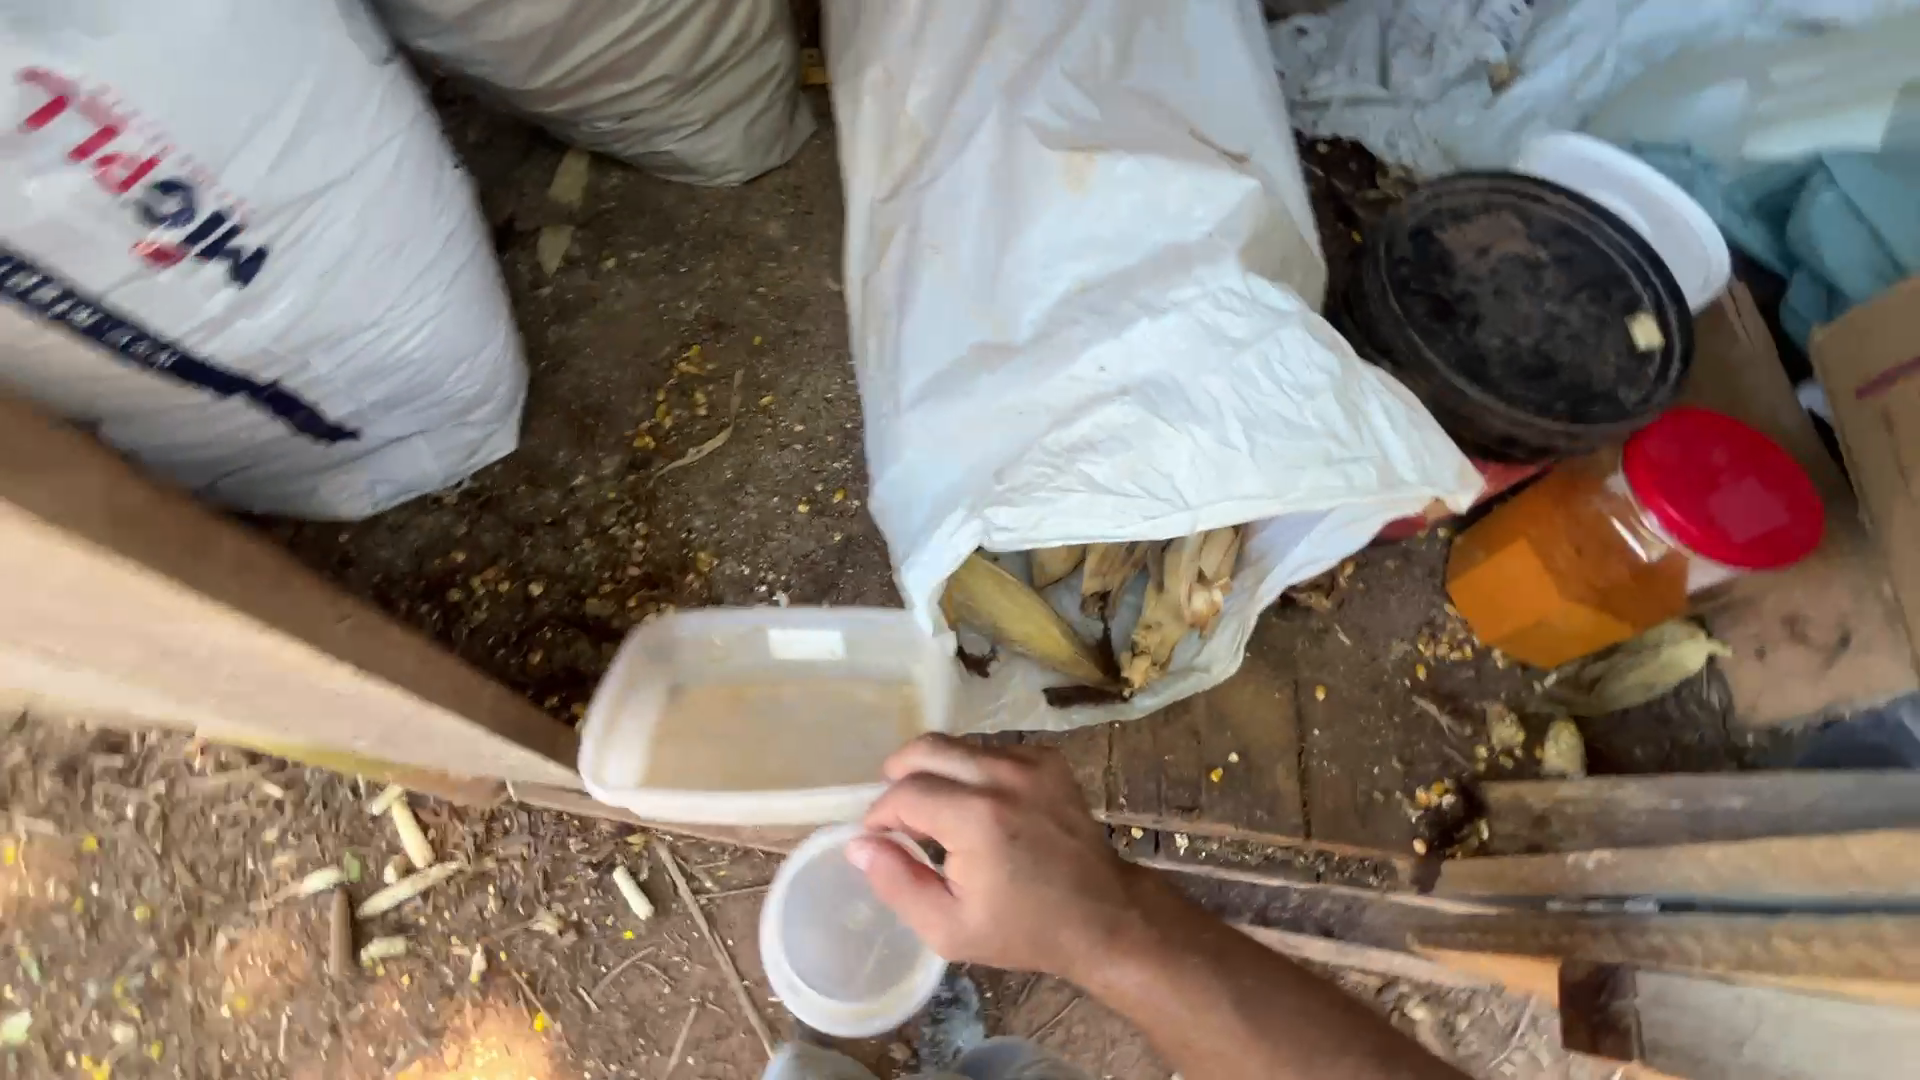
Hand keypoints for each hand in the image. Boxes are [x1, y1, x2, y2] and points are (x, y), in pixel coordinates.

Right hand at [846, 734, 1143, 980]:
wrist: (1104, 914)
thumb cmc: (1023, 928)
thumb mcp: (948, 927)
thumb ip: (896, 882)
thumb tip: (859, 844)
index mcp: (977, 818)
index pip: (905, 792)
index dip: (882, 814)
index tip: (880, 837)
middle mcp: (1002, 775)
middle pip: (927, 747)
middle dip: (900, 774)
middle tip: (897, 811)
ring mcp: (1029, 761)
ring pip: (958, 746)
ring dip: (937, 772)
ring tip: (940, 813)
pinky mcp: (1047, 758)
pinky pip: (990, 750)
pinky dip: (972, 771)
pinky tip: (980, 805)